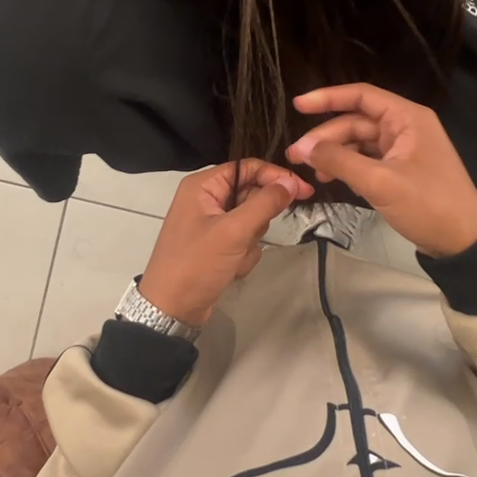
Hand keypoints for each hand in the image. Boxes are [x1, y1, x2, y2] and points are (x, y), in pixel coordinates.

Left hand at [138, 160, 313, 324]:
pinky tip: (230, 269)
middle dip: (256, 220)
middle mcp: (206, 199)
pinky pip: (244, 241)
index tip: (304, 191)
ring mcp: (212, 224)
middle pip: (251, 195)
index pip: (247, 168)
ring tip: (233, 257)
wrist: (172, 309)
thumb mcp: (233, 231)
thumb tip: (291, 183)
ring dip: (249, 242)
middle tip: (249, 236)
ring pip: (251, 221)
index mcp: (203, 186)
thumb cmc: (196, 264)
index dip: (276, 176)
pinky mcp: (217, 245)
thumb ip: (265, 203)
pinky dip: (243, 256)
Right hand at [286, 83, 476, 257]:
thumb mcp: (380, 183)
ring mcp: (403, 149)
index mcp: (407, 118)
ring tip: (311, 172)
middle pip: (356, 122)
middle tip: (295, 156)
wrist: (463, 242)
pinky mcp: (401, 170)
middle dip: (325, 137)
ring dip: (334, 154)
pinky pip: (368, 160)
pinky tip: (331, 179)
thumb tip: (305, 149)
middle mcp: (405, 127)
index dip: (327, 97)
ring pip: (359, 142)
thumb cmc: (428, 205)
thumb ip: (340, 161)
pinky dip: (348, 167)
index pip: (361, 96)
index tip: (297, 105)